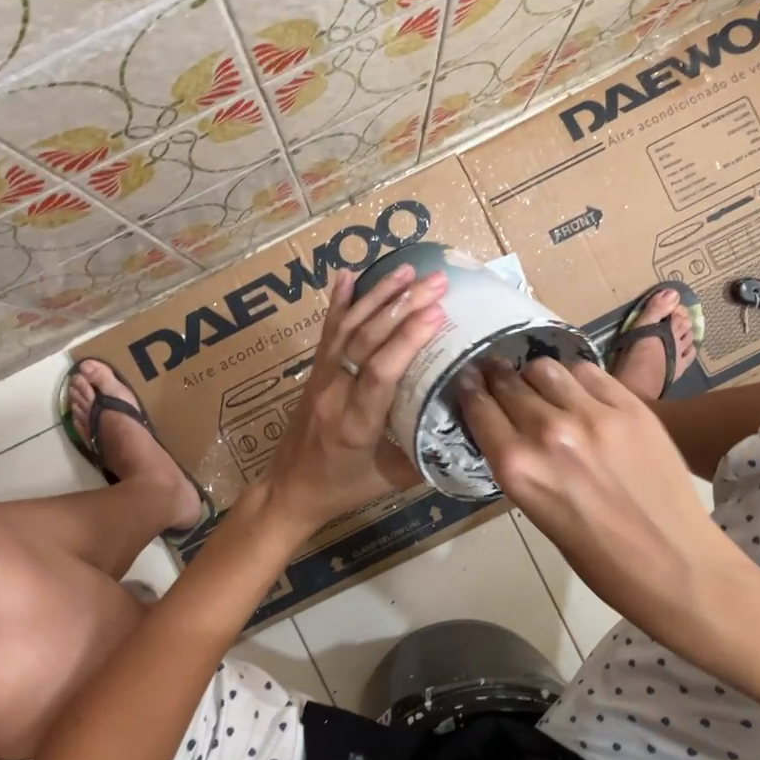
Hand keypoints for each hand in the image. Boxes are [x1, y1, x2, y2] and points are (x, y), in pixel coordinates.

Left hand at [260, 262, 446, 530]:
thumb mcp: (391, 480)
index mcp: (356, 424)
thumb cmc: (343, 489)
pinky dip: (340, 301)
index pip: (381, 373)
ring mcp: (320, 378)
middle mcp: (335, 393)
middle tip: (436, 281)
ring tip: (407, 269)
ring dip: (378, 295)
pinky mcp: (314, 372)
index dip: (408, 339)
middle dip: (402, 306)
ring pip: (348, 328)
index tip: (438, 313)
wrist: (289, 490)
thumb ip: (427, 453)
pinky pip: (328, 331)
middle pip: (366, 340)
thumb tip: (470, 426)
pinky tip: (349, 274)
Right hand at [460, 358, 748, 619]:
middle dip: (498, 377)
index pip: (480, 409)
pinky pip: (588, 373)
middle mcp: (547, 432)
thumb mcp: (538, 512)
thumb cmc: (599, 557)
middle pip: (510, 383)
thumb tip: (512, 431)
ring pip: (546, 368)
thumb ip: (522, 466)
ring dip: (536, 375)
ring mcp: (592, 415)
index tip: (468, 379)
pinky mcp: (630, 406)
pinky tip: (578, 390)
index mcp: (518, 468)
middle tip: (497, 373)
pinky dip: (575, 377)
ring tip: (541, 383)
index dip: (470, 389)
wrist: (674, 563)